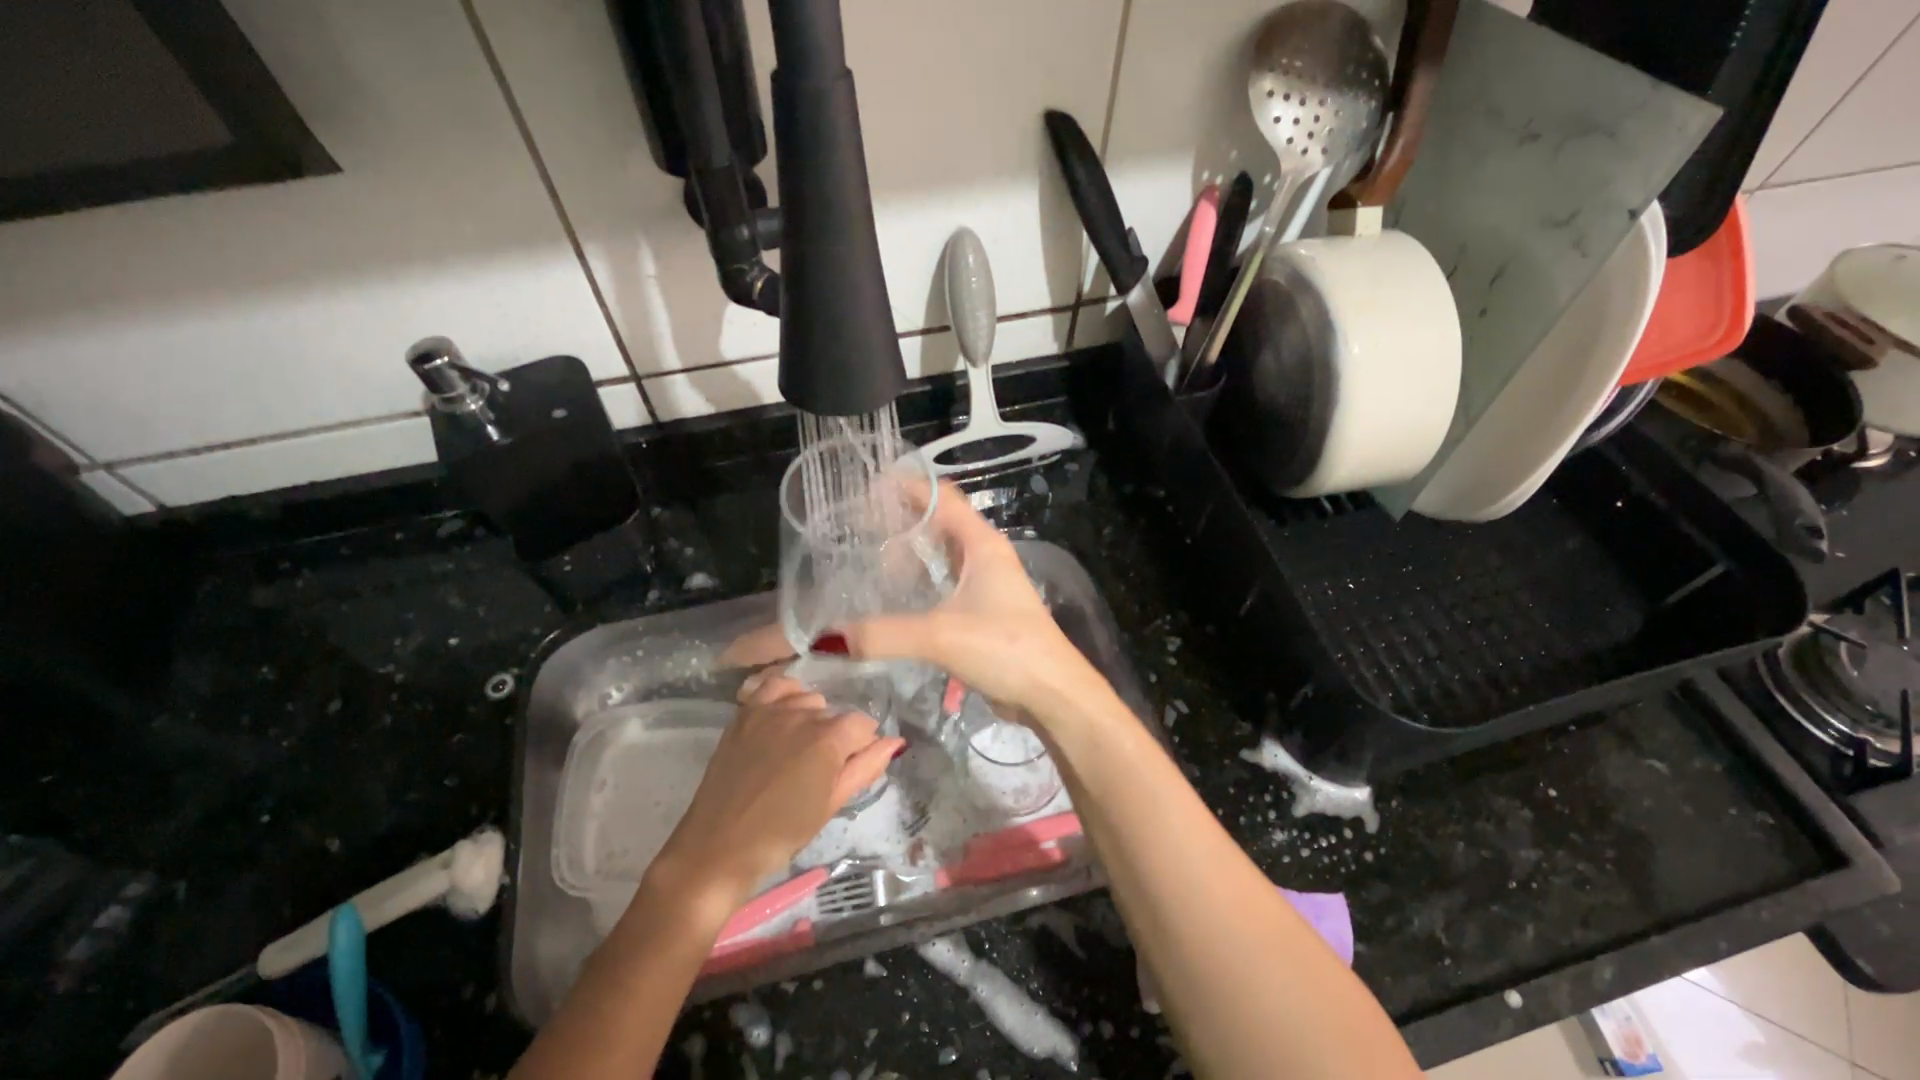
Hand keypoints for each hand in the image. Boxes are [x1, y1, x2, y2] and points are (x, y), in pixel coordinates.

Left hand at [646, 674, 903, 911]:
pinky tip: (785, 716)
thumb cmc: (782, 833)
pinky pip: (773, 687)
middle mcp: (801, 715)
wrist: (719, 845)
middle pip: (834, 714)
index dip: (864, 745)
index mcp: (828, 738)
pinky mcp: (744, 714)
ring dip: (811, 718)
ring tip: (799, 749)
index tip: (854, 766)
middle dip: (837, 736)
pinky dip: (785, 695)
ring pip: (807, 700)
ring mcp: (769, 711)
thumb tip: (894, 742)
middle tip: (823, 769)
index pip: (863, 725)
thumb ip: (865, 767)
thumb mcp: (831, 804)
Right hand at [834, 480, 1102, 719]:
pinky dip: (919, 587)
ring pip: (942, 559)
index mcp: (982, 545)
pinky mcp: (983, 615)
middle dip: (902, 520)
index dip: (907, 486)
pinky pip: (944, 589)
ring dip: (911, 555)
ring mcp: (986, 587)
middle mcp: (985, 558)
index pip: (942, 497)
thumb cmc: (1006, 648)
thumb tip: (827, 639)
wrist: (1052, 694)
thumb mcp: (941, 636)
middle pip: (939, 525)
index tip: (868, 485)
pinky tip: (892, 601)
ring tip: (866, 558)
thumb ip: (884, 634)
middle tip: (856, 524)